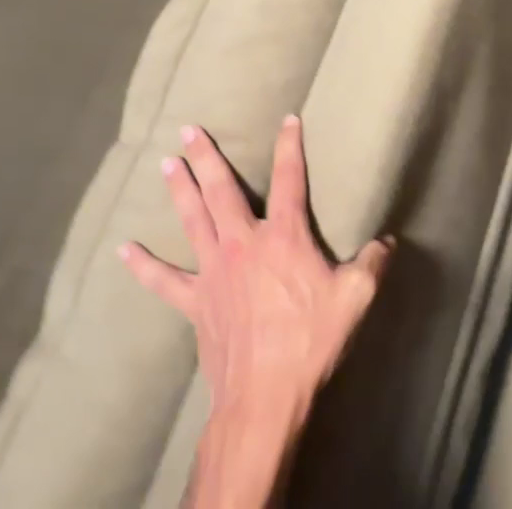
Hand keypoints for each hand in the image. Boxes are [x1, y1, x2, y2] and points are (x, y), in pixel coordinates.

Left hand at [120, 116, 392, 422]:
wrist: (264, 392)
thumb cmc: (313, 339)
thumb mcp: (358, 296)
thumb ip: (374, 262)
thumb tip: (387, 242)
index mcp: (285, 238)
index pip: (289, 180)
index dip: (290, 147)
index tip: (288, 119)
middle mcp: (244, 245)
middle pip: (222, 192)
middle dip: (207, 158)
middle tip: (189, 130)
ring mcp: (214, 273)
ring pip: (192, 221)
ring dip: (179, 190)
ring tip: (167, 163)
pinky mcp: (196, 302)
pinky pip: (164, 280)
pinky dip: (142, 264)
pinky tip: (124, 249)